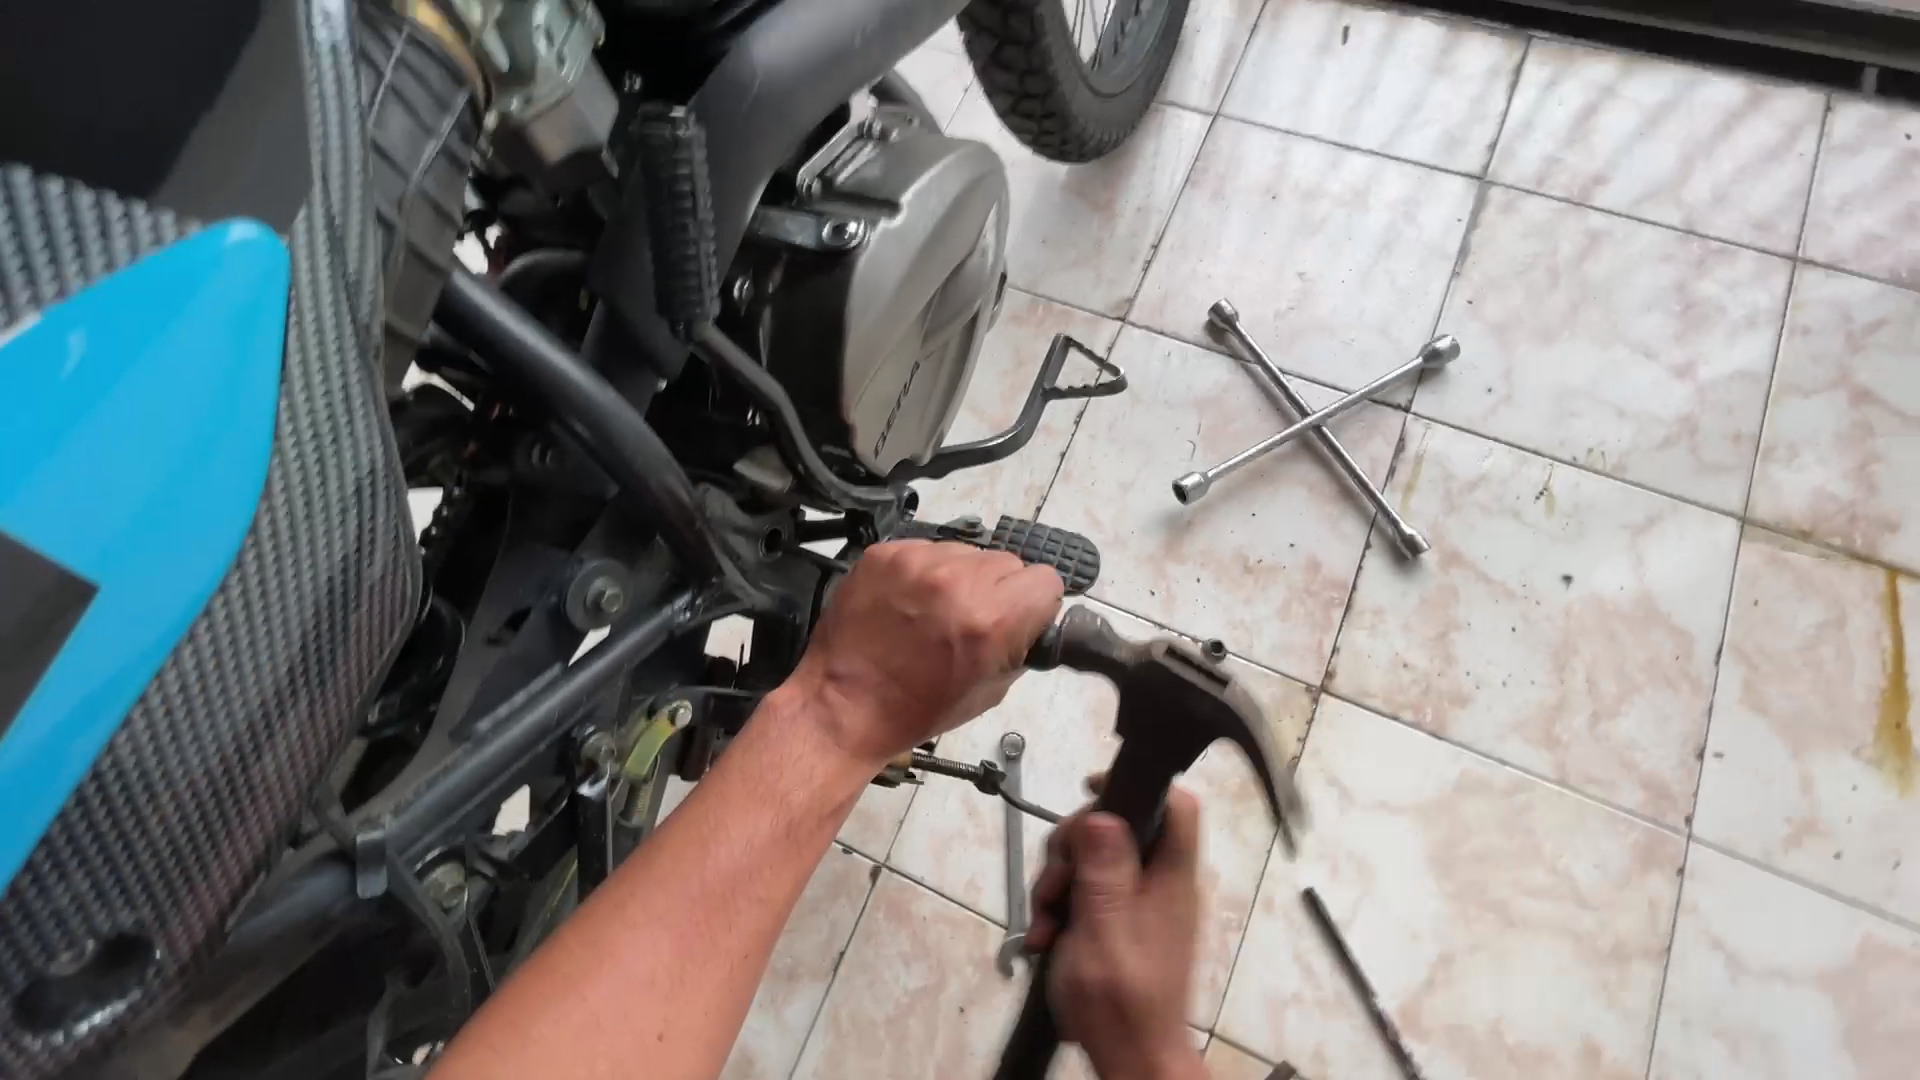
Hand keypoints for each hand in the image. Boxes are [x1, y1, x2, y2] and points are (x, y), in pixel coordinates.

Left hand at [787, 540, 1062, 768]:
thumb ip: (1019, 643)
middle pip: (1008, 561)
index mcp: (990, 619)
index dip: (1035, 603)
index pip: (1045, 580)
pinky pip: (926, 549)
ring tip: (934, 611)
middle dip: (999, 589)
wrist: (843, 705)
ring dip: (961, 576)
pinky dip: (924, 571)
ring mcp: (916, 561)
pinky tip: (907, 601)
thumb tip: (1032, 617)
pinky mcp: (885, 553)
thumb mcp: (992, 691)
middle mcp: (957, 581)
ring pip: (967, 551)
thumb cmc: (919, 709)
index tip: (1018, 618)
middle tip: (971, 619)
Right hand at [1028, 788, 1204, 1079]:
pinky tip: (1044, 935)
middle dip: (1072, 847)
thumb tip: (1103, 815)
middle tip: (1055, 884)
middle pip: (1115, 826)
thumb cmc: (1121, 1001)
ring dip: (1057, 882)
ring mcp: (1137, 899)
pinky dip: (1060, 906)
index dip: (1136, 786)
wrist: (1129, 1061)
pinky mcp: (1118, 919)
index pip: (1175, 805)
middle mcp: (1158, 879)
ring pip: (1091, 856)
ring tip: (1044, 922)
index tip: (1090, 793)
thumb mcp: (1104, 931)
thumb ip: (1104, 872)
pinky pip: (1084, 889)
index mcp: (1170, 875)